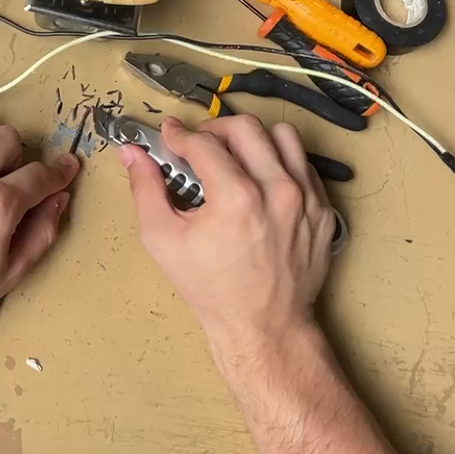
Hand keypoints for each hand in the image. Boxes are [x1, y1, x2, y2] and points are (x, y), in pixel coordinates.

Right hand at [121, 115, 337, 354]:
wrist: (263, 326)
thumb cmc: (211, 287)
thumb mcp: (163, 239)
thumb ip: (145, 189)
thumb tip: (132, 154)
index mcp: (236, 198)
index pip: (203, 142)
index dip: (179, 135)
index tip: (169, 135)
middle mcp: (278, 191)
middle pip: (245, 127)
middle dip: (213, 128)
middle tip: (198, 143)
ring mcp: (307, 200)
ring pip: (282, 136)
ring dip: (252, 138)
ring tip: (233, 155)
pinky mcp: (322, 210)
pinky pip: (303, 164)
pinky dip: (278, 161)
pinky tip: (259, 179)